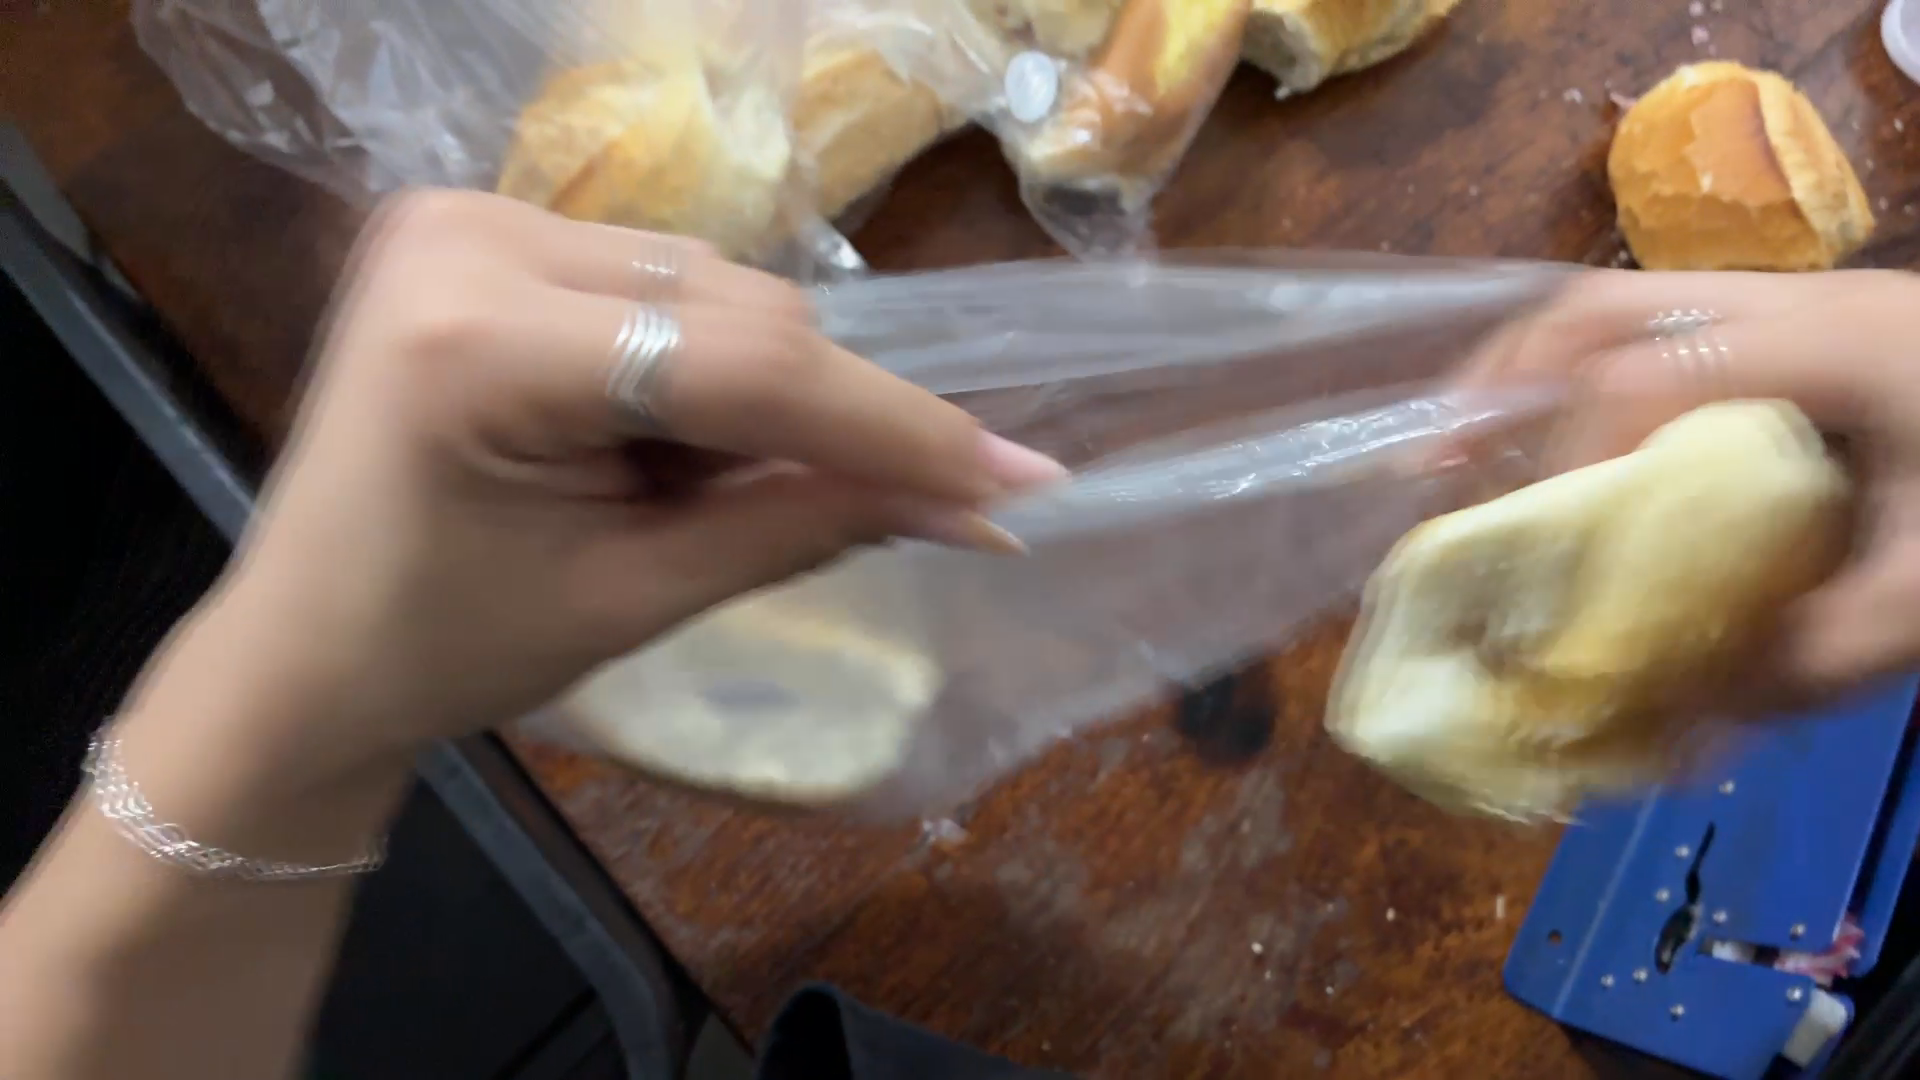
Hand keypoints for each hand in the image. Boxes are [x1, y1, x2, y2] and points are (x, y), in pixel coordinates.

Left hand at [122, 190, 1066, 796]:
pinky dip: (729, 377)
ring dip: (784, 402)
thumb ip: (811, 525)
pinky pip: (682, 298)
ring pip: (728, 300)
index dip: (894, 429)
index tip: (1007, 480)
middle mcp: (481, 237)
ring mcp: (486, 221)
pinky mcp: (504, 240)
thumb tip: (970, 505)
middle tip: (933, 499)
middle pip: (750, 319)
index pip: (751, 369)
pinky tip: (697, 445)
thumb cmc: (457, 650)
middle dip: (850, 419)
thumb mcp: (648, 595)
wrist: (309, 651)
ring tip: (730, 495)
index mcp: (483, 342)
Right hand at [1448, 268, 1919, 692]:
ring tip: (1456, 447)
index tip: (1529, 537)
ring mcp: (1776, 308)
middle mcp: (1788, 305)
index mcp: (1839, 345)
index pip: (1645, 378)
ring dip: (1509, 379)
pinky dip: (1558, 382)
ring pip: (1597, 311)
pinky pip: (1630, 336)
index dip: (1560, 454)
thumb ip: (1813, 656)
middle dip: (1490, 386)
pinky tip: (1534, 434)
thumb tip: (1664, 736)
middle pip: (1590, 310)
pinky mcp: (1770, 332)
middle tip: (1433, 461)